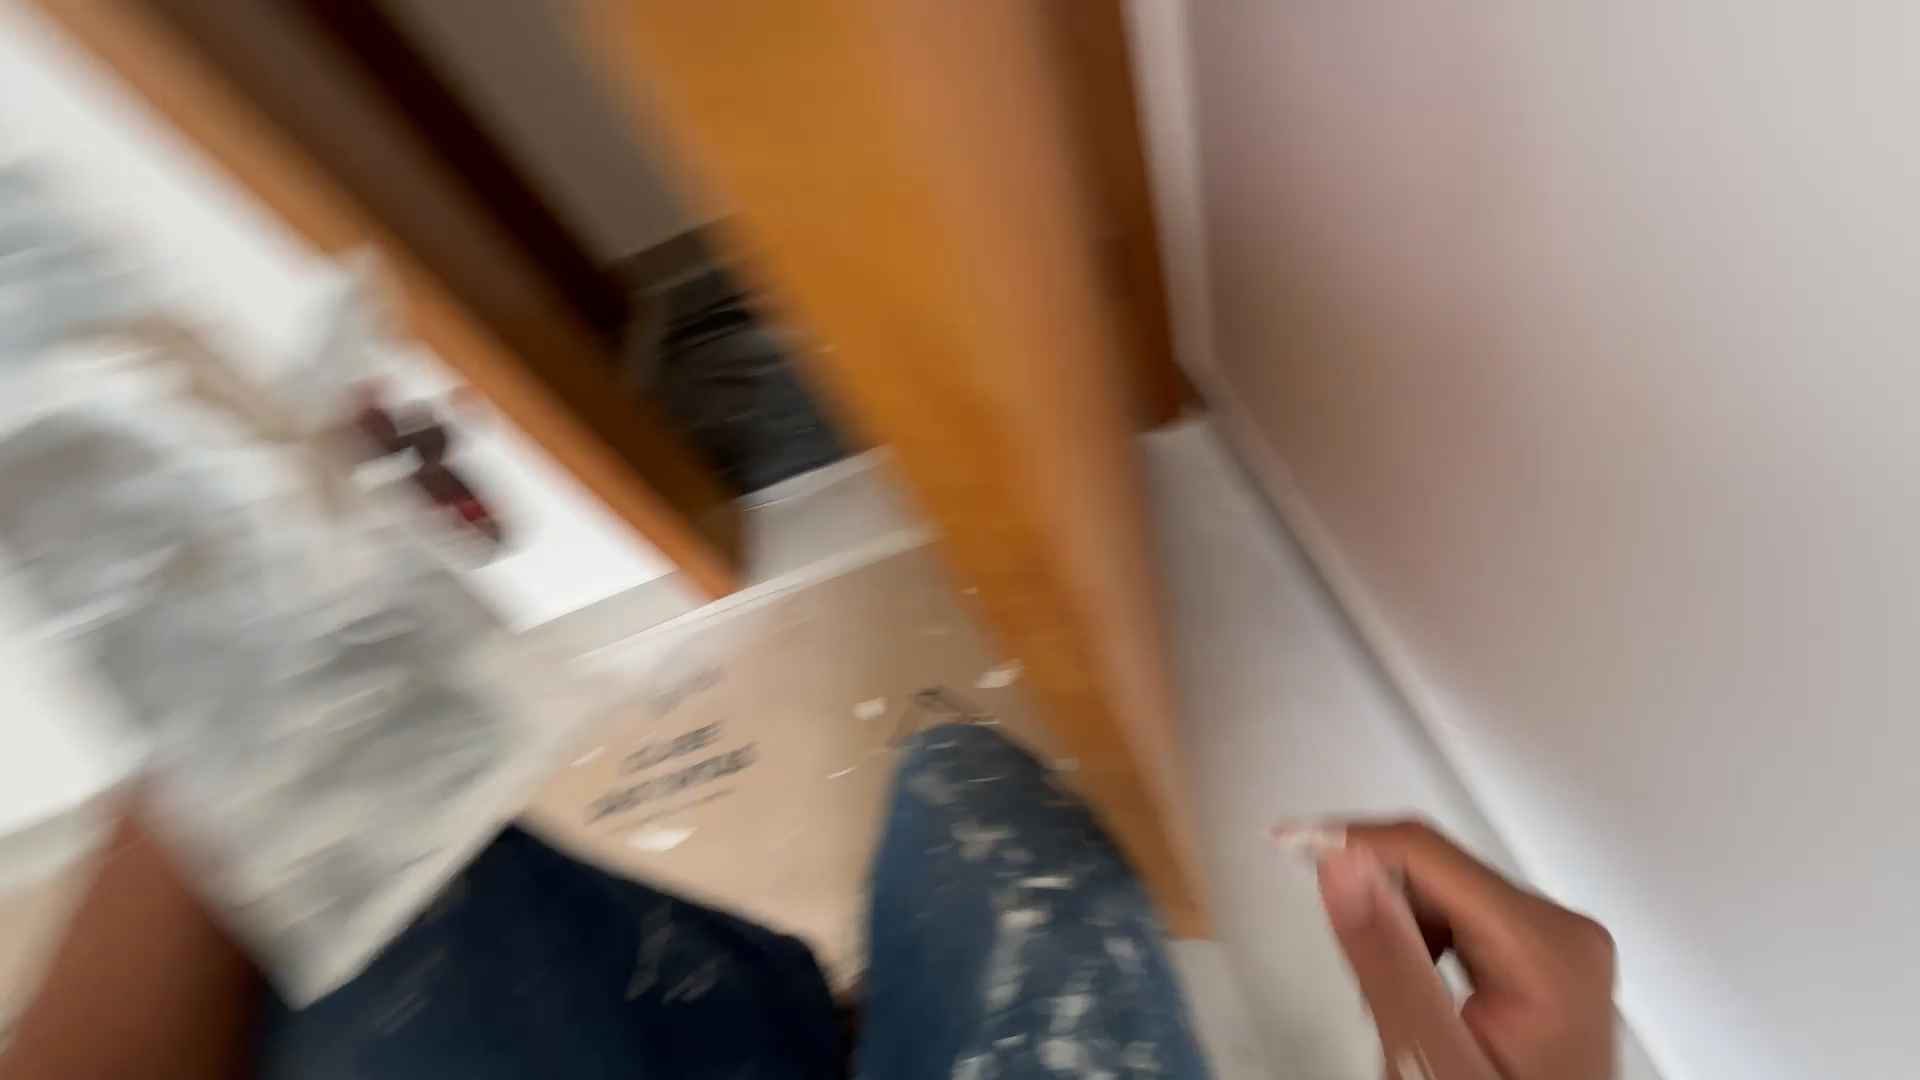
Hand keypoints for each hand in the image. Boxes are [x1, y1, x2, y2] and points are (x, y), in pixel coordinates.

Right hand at [1281, 819, 1616, 1079]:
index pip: (1425, 853)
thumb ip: (1384, 959)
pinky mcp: (1534, 947)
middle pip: (1429, 868)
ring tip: (1387, 990)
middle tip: (1353, 963)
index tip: (1286, 841)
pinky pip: (1447, 907)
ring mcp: (1550, 936)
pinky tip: (1412, 985)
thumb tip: (1339, 863)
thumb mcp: (1429, 1055)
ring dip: (1388, 921)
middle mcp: (1559, 927)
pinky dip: (1409, 934)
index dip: (1348, 841)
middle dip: (1373, 900)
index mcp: (1546, 945)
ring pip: (1432, 884)